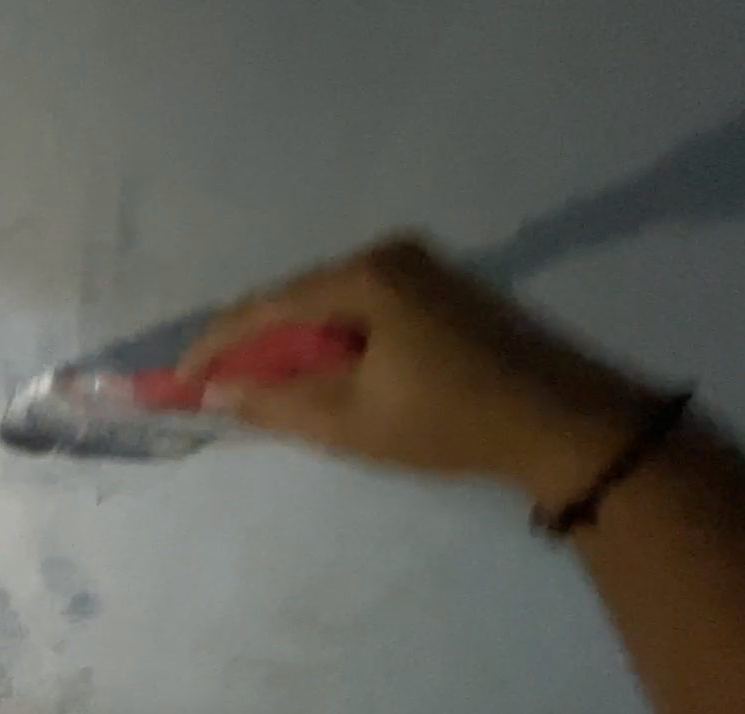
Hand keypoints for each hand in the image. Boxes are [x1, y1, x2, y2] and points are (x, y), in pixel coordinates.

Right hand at [182, 236, 660, 504]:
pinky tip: (308, 372)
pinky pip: (351, 309)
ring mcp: (417, 267)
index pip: (261, 309)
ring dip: (283, 347)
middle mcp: (388, 256)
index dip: (210, 348)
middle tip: (211, 388)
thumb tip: (211, 392)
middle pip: (288, 302)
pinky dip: (320, 342)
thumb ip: (267, 403)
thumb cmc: (448, 423)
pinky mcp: (434, 287)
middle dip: (246, 347)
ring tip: (253, 387)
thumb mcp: (344, 422)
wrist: (570, 425)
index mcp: (364, 278)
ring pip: (318, 307)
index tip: (175, 382)